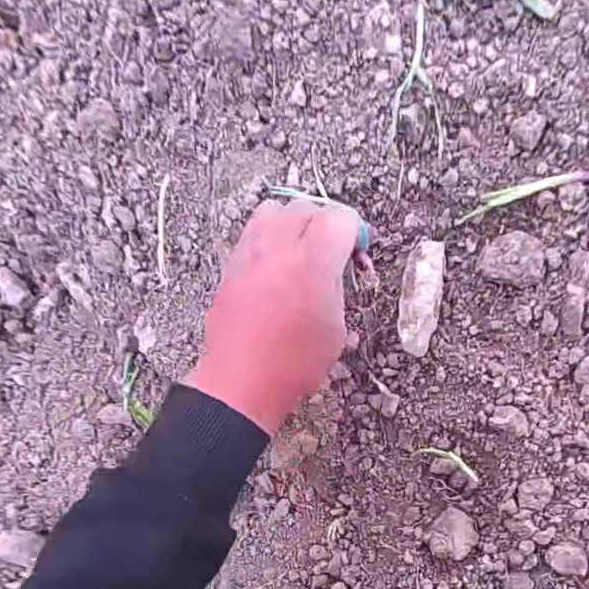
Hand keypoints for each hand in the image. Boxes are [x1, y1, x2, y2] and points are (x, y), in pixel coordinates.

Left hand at [179, 200, 360, 434]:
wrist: (244, 381)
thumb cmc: (292, 364)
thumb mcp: (335, 329)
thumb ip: (338, 288)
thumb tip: (337, 271)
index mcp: (313, 262)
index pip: (340, 218)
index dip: (354, 232)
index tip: (357, 250)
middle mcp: (278, 248)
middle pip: (307, 207)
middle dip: (325, 224)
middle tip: (334, 252)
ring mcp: (249, 252)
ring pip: (274, 210)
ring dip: (293, 223)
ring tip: (302, 252)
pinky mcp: (231, 265)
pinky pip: (252, 232)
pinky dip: (270, 238)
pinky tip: (278, 267)